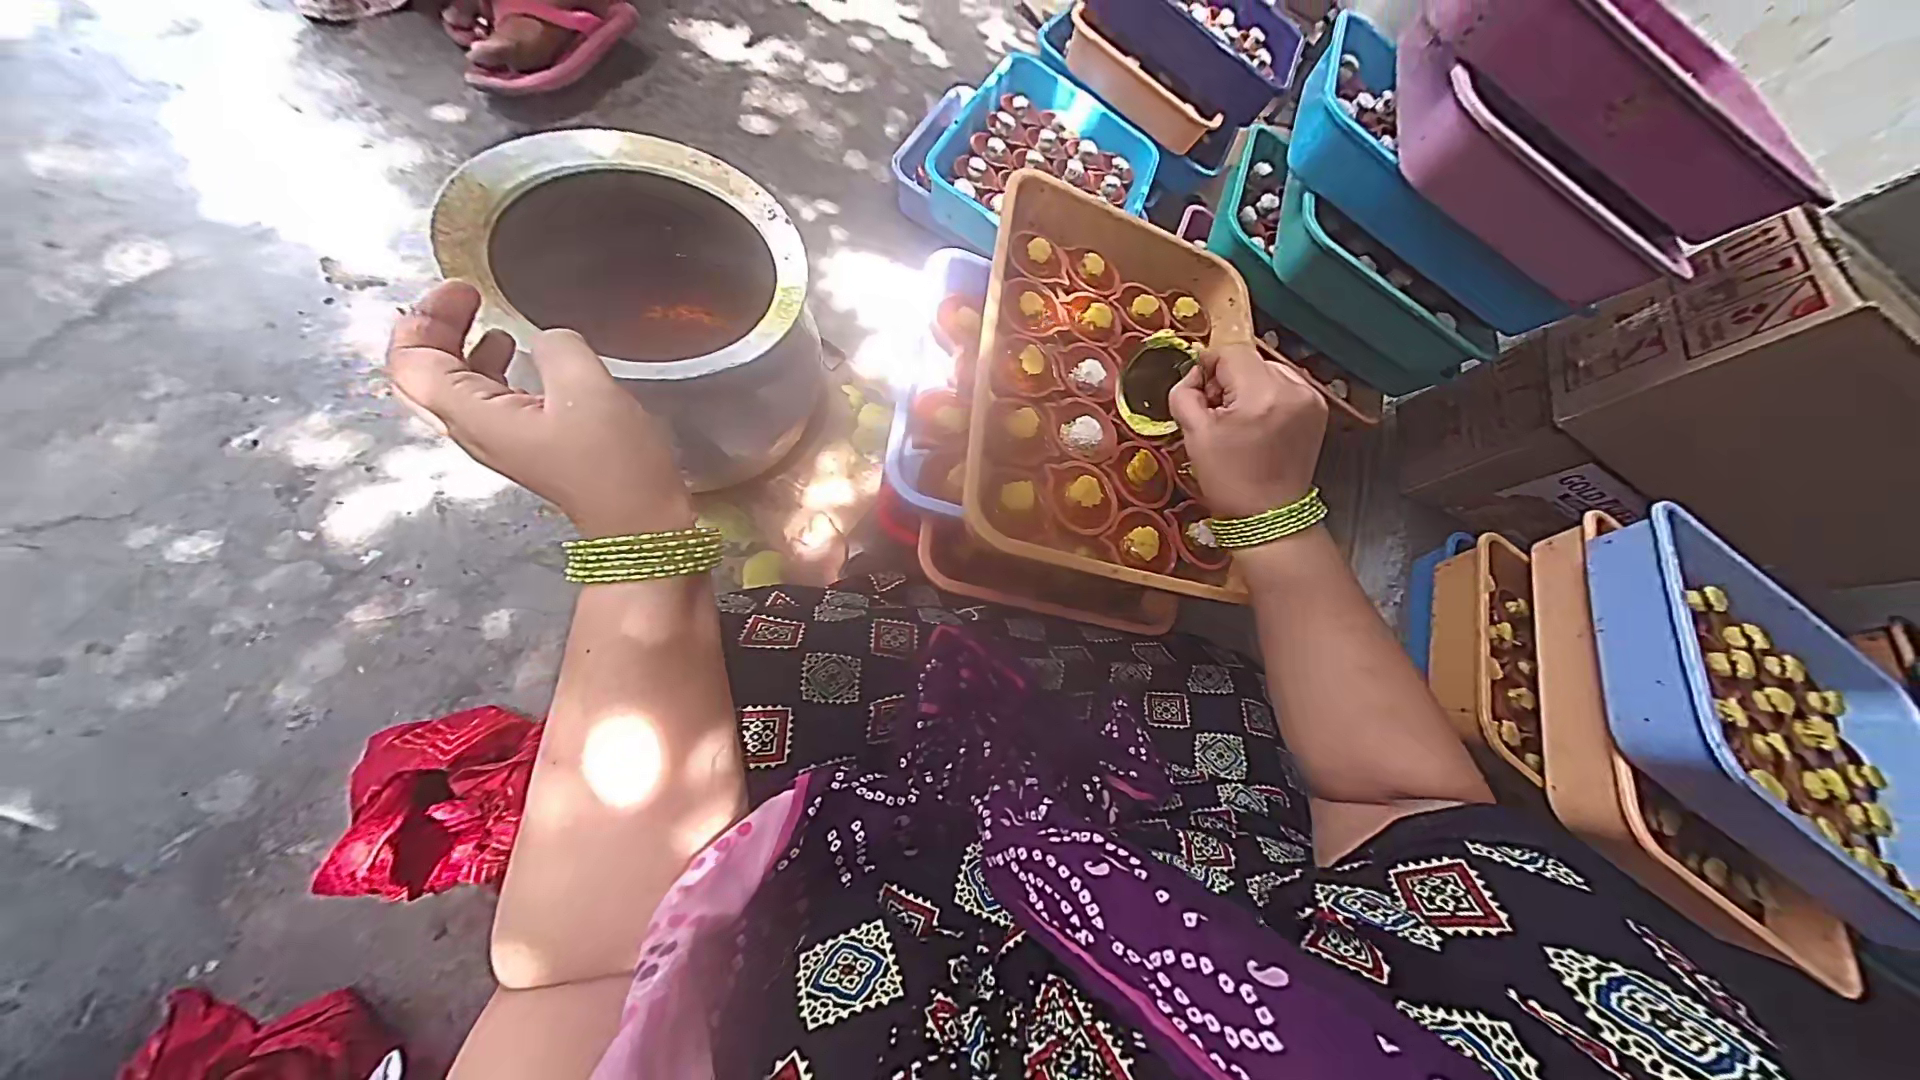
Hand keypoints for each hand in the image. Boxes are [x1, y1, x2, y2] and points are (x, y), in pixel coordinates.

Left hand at [387, 281, 693, 537]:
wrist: (641, 522)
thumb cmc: (613, 461)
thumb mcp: (589, 390)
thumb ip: (559, 347)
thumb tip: (550, 340)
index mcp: (473, 415)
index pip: (413, 358)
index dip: (428, 316)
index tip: (466, 290)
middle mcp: (475, 432)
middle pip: (424, 375)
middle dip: (437, 331)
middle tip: (469, 303)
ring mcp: (503, 445)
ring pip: (456, 391)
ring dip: (467, 353)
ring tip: (497, 329)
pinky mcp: (532, 452)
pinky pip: (491, 405)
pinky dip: (497, 376)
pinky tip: (529, 366)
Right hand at [1167, 342, 1326, 518]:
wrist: (1268, 515)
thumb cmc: (1228, 479)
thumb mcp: (1193, 435)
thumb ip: (1184, 394)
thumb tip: (1193, 374)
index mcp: (1261, 395)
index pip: (1229, 353)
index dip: (1206, 368)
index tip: (1198, 393)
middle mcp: (1293, 388)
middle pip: (1249, 359)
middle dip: (1228, 379)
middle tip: (1217, 413)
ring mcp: (1311, 397)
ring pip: (1267, 369)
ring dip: (1248, 385)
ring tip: (1239, 421)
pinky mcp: (1318, 408)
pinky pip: (1285, 385)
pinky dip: (1267, 395)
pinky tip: (1258, 424)